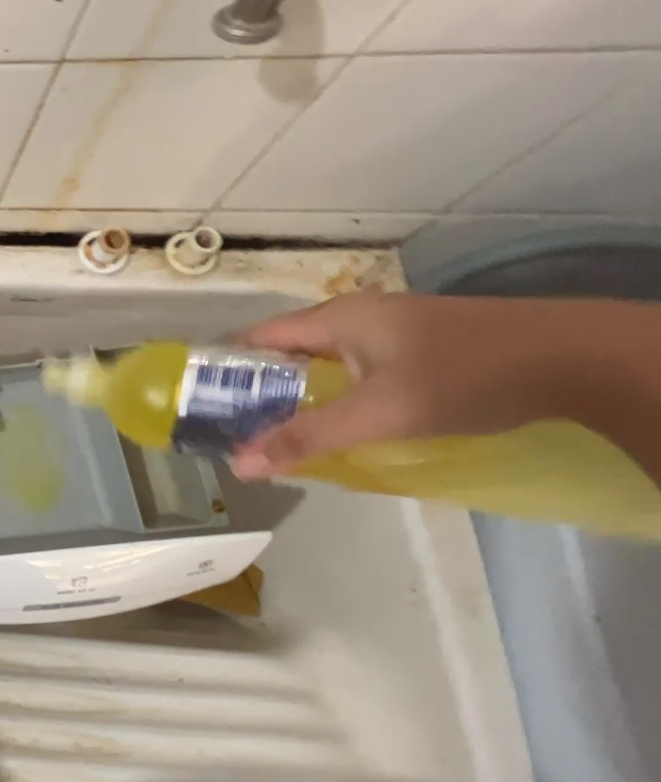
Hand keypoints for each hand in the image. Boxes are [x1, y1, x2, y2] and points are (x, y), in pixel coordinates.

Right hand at [230, 289, 613, 477]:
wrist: (579, 359)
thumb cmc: (464, 376)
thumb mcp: (378, 414)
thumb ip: (307, 438)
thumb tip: (240, 466)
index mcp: (335, 318)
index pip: (256, 337)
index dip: (224, 366)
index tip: (201, 402)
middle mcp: (357, 315)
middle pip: (287, 349)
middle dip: (259, 387)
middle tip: (238, 428)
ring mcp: (394, 327)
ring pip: (325, 359)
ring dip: (301, 392)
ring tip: (282, 431)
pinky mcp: (423, 343)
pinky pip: (357, 365)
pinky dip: (338, 391)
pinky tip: (345, 419)